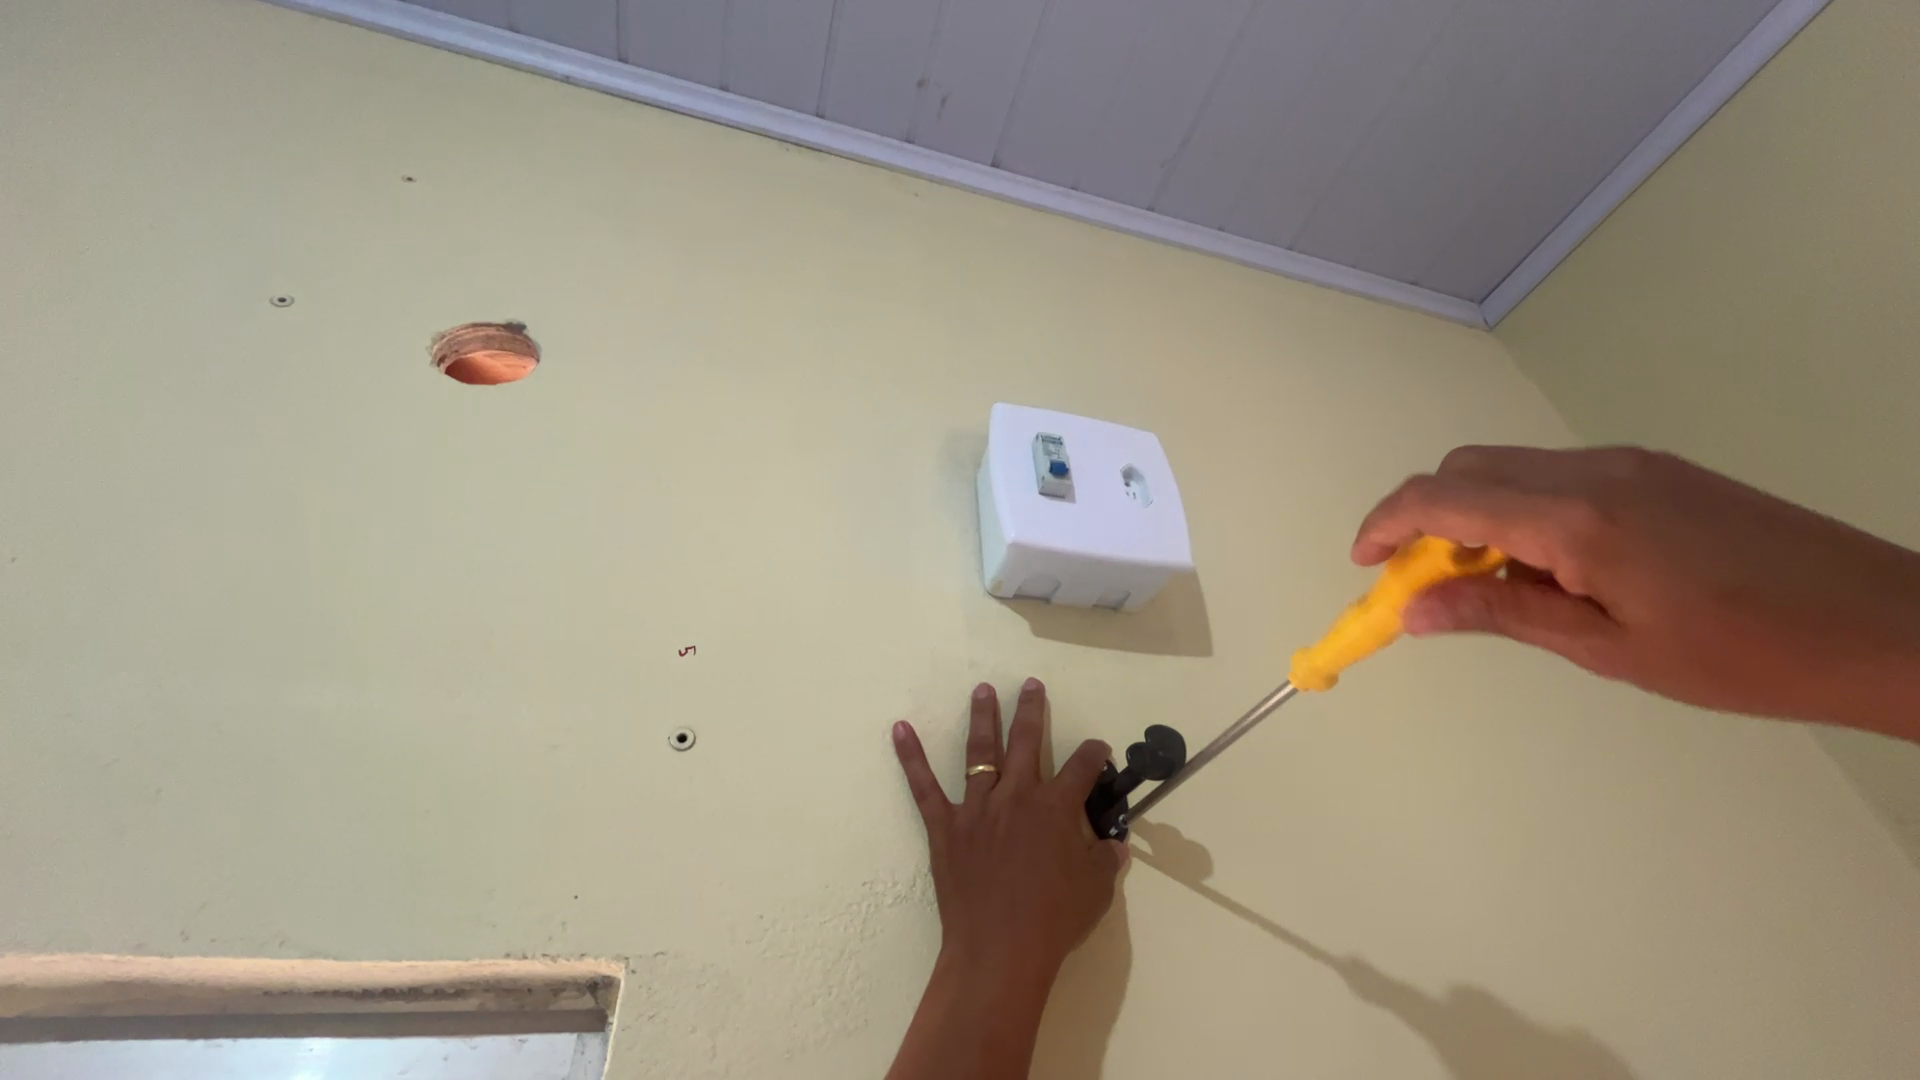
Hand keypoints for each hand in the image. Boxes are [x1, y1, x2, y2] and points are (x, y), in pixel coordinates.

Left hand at [885, 679, 1126, 1079]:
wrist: (1000, 950)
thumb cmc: (1053, 920)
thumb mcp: (1095, 891)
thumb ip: (1105, 860)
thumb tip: (1115, 845)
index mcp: (1056, 808)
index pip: (1082, 767)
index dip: (1094, 754)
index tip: (1098, 749)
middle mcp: (1017, 796)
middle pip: (1026, 741)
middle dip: (1031, 709)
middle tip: (1030, 684)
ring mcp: (977, 808)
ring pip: (980, 752)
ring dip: (982, 718)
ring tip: (981, 689)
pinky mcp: (946, 826)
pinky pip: (924, 786)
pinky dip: (911, 756)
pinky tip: (899, 728)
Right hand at [1354, 446, 1919, 734]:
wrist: (1896, 626)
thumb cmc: (1745, 654)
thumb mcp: (1607, 647)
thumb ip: (1499, 615)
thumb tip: (1412, 612)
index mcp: (1574, 518)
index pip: (1442, 497)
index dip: (1385, 525)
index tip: (1364, 564)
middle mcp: (1591, 471)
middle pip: (1464, 469)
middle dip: (1421, 518)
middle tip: (1422, 581)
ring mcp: (1625, 464)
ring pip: (1505, 468)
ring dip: (1468, 514)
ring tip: (1484, 581)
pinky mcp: (1652, 470)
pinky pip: (1550, 476)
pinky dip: (1514, 510)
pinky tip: (1544, 563)